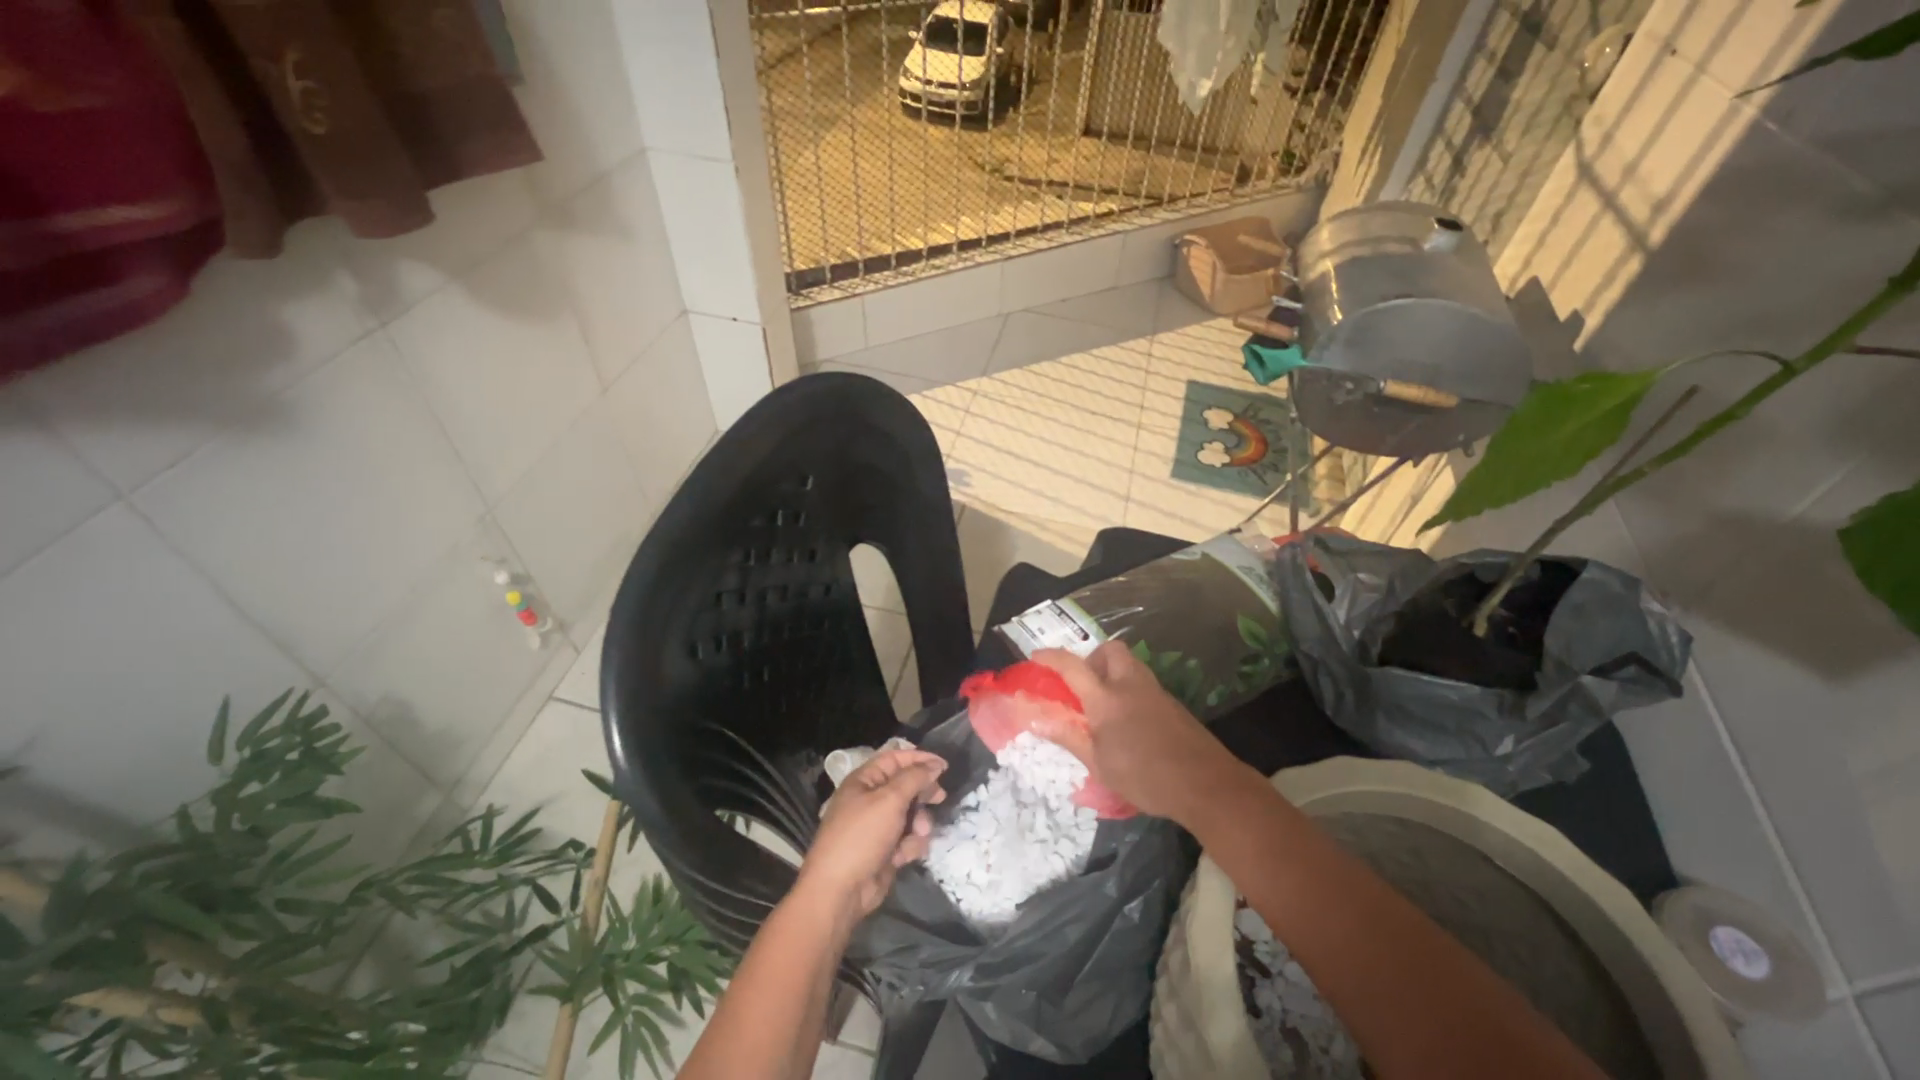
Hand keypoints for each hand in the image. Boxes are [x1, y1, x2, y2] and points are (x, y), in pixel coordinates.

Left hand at [797, 748, 947, 919]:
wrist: (841, 889)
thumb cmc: (861, 836)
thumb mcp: (889, 800)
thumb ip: (914, 778)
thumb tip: (934, 764)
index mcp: (864, 781)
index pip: (894, 759)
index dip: (919, 759)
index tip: (944, 766)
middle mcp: (870, 800)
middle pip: (905, 786)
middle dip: (923, 793)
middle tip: (940, 798)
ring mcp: (877, 827)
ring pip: (911, 815)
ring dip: (919, 824)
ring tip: (918, 834)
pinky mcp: (885, 850)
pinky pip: (907, 839)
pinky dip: (910, 846)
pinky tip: (903, 856)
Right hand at [1030, 643, 1249, 823]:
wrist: (1204, 784)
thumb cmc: (1144, 778)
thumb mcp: (1098, 764)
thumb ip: (1068, 736)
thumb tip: (1036, 720)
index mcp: (1106, 700)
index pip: (1072, 666)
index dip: (1051, 657)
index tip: (1036, 658)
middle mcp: (1130, 685)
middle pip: (1110, 650)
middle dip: (1092, 658)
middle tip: (1083, 685)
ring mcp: (1155, 692)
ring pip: (1130, 664)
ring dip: (1112, 672)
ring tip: (1103, 705)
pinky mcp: (1172, 704)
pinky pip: (1144, 684)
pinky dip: (1130, 690)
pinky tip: (1128, 722)